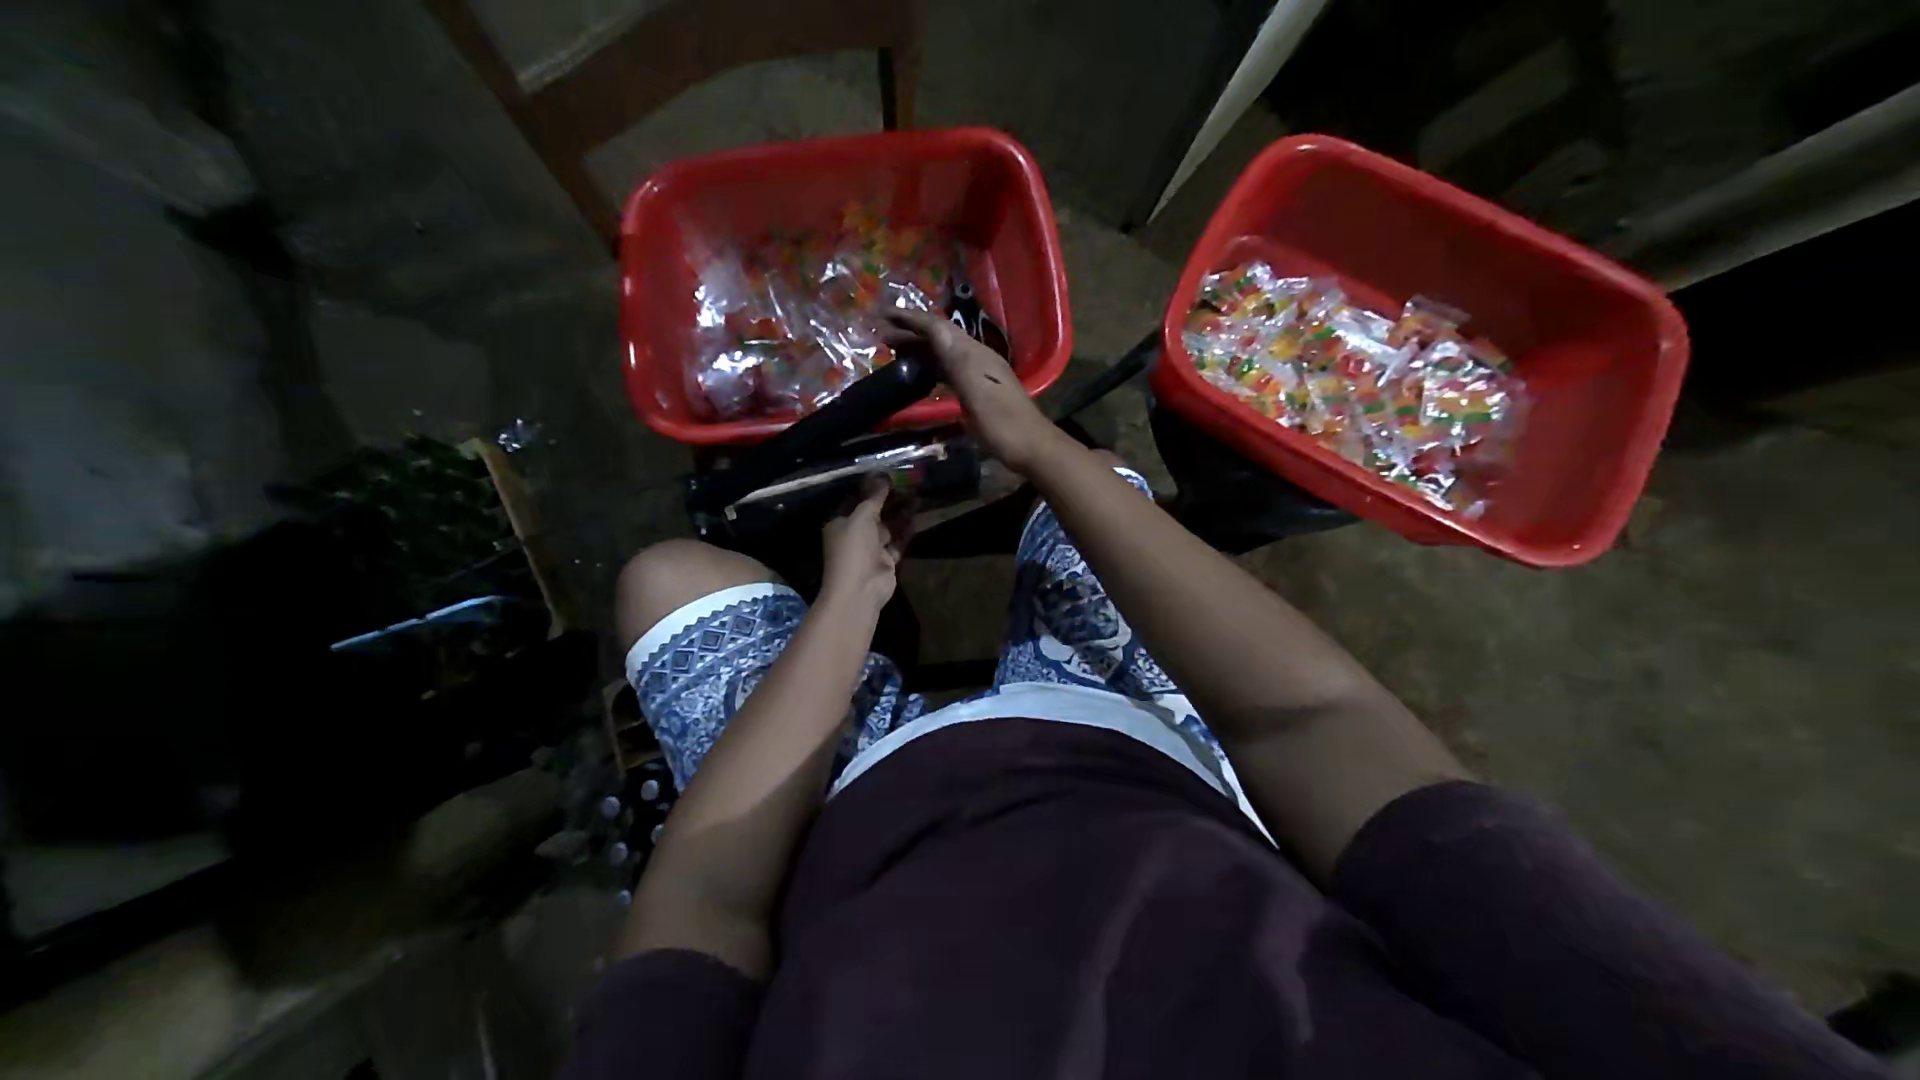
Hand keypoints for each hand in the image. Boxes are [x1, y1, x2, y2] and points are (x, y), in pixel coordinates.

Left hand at [820, 477, 905, 613]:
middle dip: (889, 500)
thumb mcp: (861, 517)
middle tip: (907, 483)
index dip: (870, 489)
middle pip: (874, 513)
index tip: (888, 475)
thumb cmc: (854, 548)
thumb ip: (873, 498)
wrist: (861, 588)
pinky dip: (907, 530)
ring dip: (901, 513)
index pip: (855, 501)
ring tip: (917, 495)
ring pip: (888, 526)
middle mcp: (854, 534)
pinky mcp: (886, 560)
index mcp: (840, 523)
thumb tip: (882, 477)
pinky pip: (898, 541)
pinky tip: (919, 516)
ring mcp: (871, 549)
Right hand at [884, 310, 1056, 473]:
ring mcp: (979, 374)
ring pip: (944, 353)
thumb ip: (956, 360)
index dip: (911, 319)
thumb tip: (934, 327)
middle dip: (911, 332)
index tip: (884, 315)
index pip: (939, 328)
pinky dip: (931, 367)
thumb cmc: (1003, 425)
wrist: (1032, 448)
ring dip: (920, 349)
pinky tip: (921, 376)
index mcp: (976, 355)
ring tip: (894, 352)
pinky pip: (950, 370)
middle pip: (941, 337)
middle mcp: (977, 358)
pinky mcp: (979, 391)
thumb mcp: (977, 393)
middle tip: (882, 335)